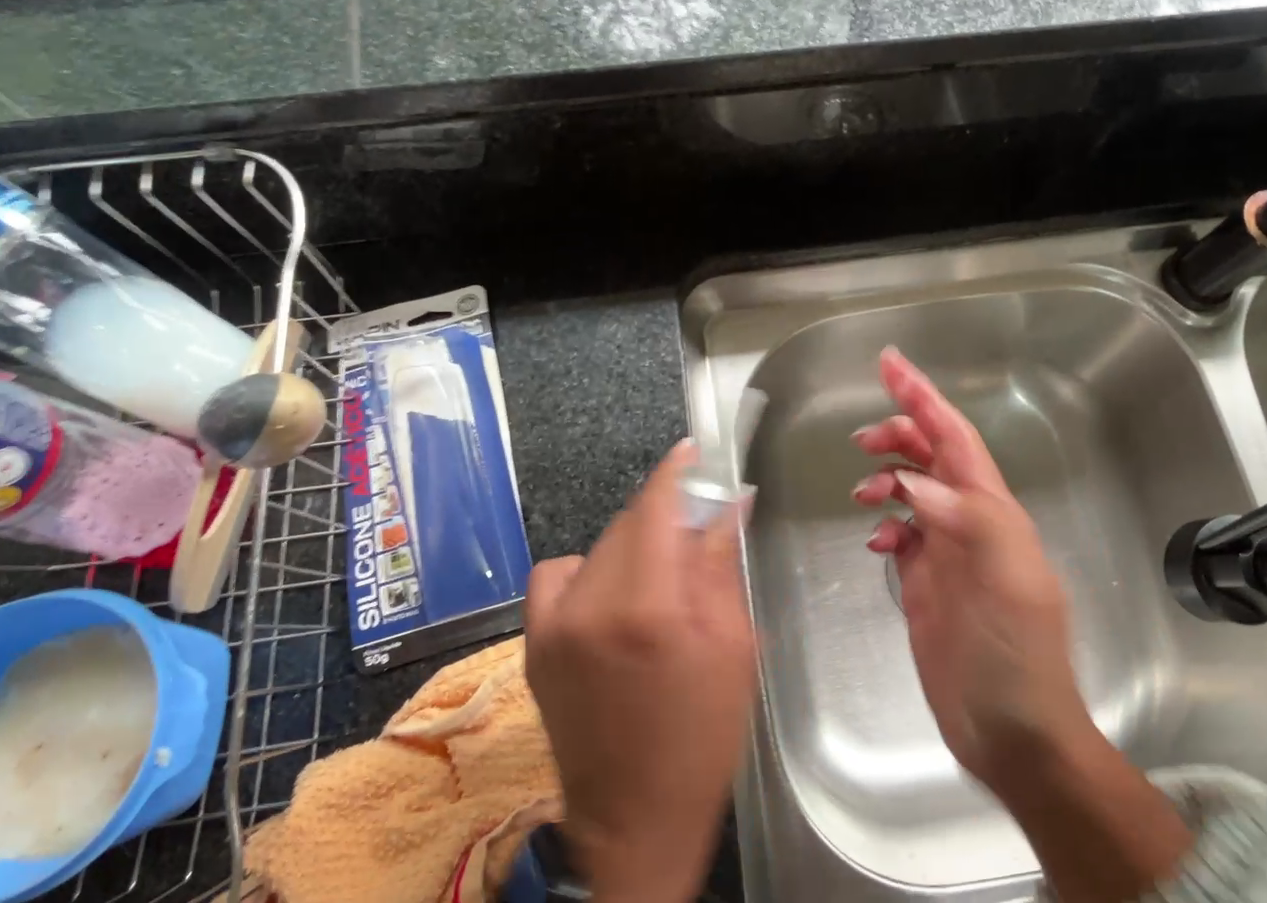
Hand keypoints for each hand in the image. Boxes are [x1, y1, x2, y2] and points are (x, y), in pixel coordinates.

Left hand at [525, 441, 755, 902]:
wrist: (633, 816)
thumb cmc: (702, 737)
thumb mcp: (734, 649)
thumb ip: (721, 567)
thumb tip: (729, 503)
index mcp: (648, 607)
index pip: (656, 507)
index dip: (676, 471)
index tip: (694, 450)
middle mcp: (590, 604)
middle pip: (629, 523)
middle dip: (665, 518)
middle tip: (697, 537)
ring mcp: (552, 624)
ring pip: (598, 547)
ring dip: (632, 548)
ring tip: (657, 585)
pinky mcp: (532, 642)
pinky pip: (559, 576)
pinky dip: (589, 573)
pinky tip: (611, 600)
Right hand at [850, 347, 1086, 788]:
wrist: (1013, 731)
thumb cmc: (1019, 657)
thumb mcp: (1011, 583)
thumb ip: (971, 521)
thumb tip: (916, 482)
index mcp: (994, 512)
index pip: (956, 439)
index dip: (924, 398)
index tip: (891, 363)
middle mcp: (971, 523)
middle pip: (932, 456)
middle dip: (900, 433)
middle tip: (863, 439)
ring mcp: (948, 554)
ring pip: (913, 490)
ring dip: (887, 478)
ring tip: (864, 492)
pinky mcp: (928, 585)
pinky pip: (901, 535)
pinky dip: (884, 525)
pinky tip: (877, 543)